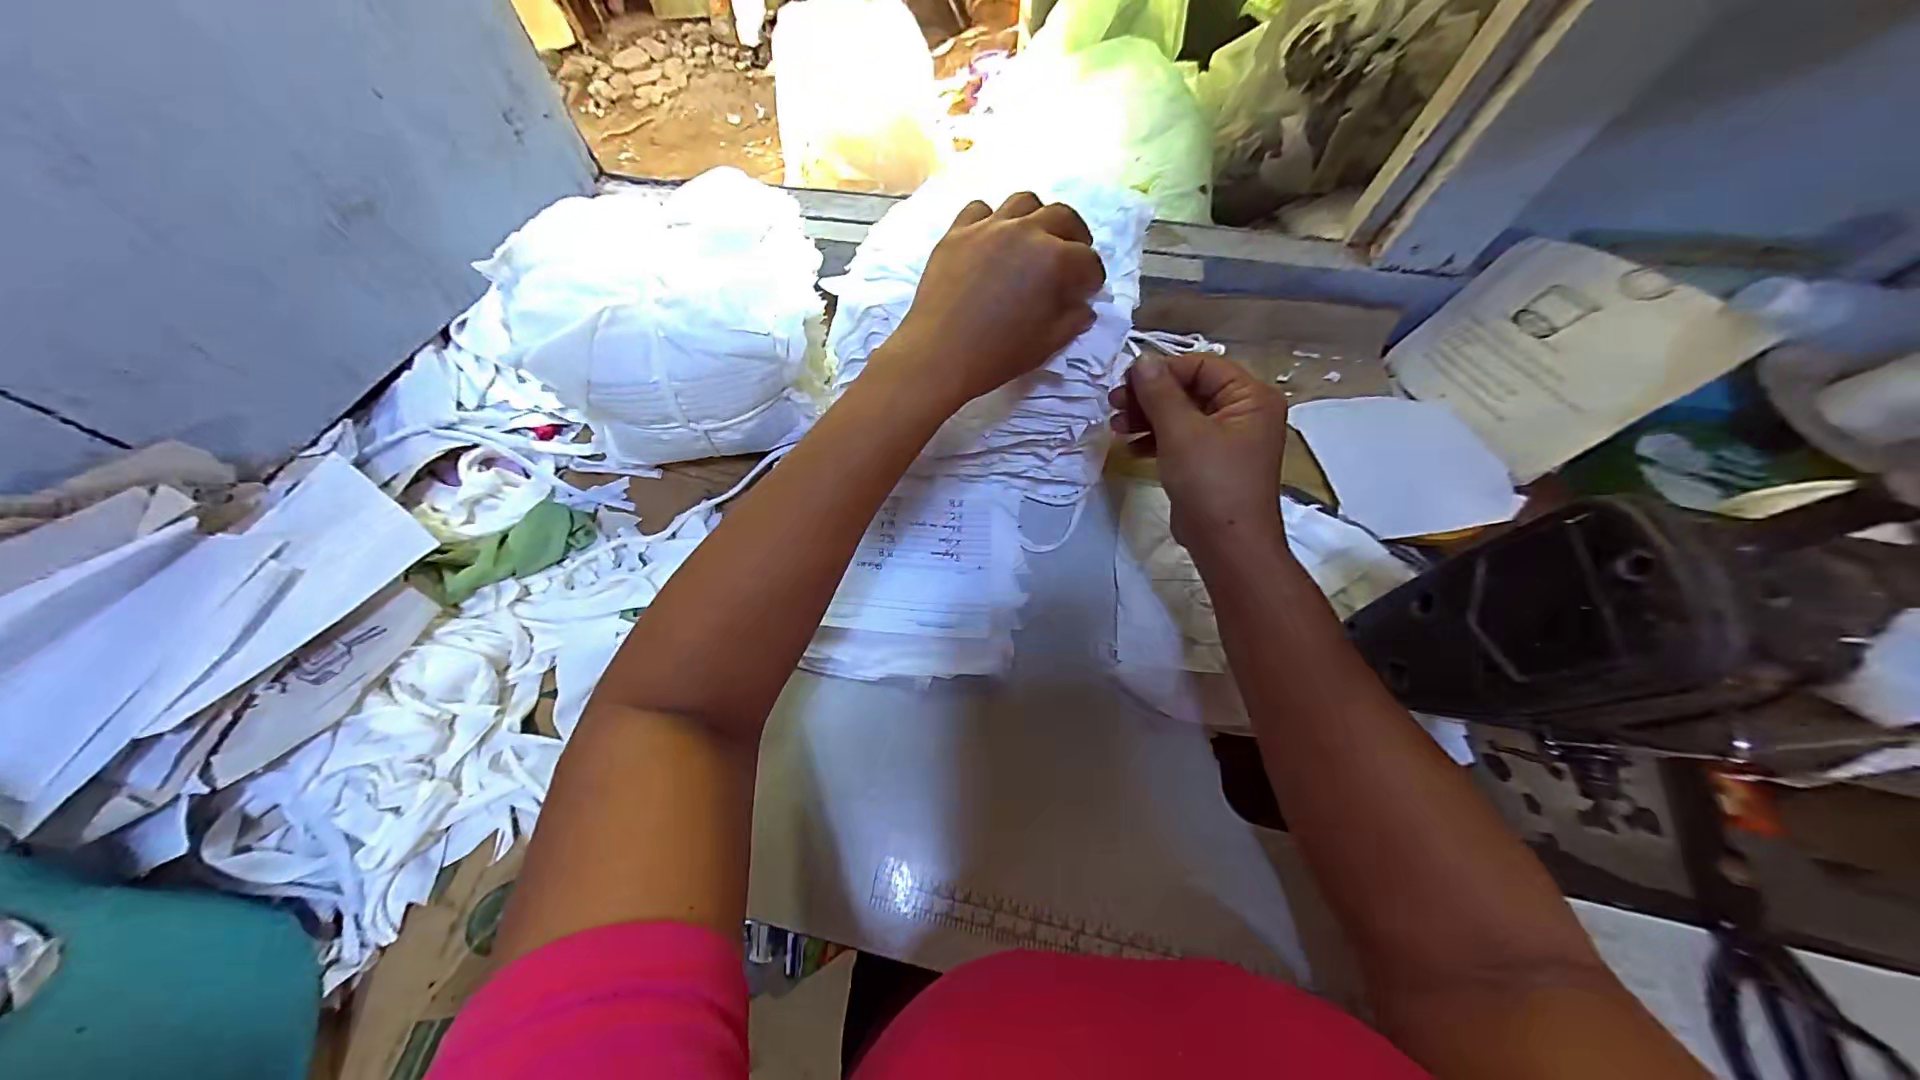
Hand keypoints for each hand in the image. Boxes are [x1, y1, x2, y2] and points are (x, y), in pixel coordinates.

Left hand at [873, 193, 1106, 413]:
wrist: (939, 355)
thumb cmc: (997, 355)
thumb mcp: (1046, 344)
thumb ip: (1072, 321)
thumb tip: (1083, 308)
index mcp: (1055, 260)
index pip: (1088, 261)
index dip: (1092, 279)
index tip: (1087, 291)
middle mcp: (1026, 232)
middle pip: (1063, 217)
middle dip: (1075, 237)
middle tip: (1072, 256)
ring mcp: (989, 227)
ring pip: (1024, 202)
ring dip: (1037, 217)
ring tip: (1035, 239)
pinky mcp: (957, 233)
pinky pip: (980, 210)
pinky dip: (992, 220)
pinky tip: (992, 240)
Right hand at [1109, 352, 1289, 551]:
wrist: (1228, 545)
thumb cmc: (1211, 483)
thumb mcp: (1181, 432)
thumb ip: (1159, 393)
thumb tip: (1142, 360)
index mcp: (1251, 397)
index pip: (1201, 367)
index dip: (1161, 372)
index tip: (1125, 383)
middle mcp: (1244, 413)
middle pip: (1190, 390)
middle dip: (1150, 397)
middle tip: (1114, 405)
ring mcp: (1228, 439)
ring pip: (1182, 415)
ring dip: (1147, 418)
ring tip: (1116, 427)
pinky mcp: (1212, 462)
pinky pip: (1182, 439)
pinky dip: (1156, 439)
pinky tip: (1131, 447)